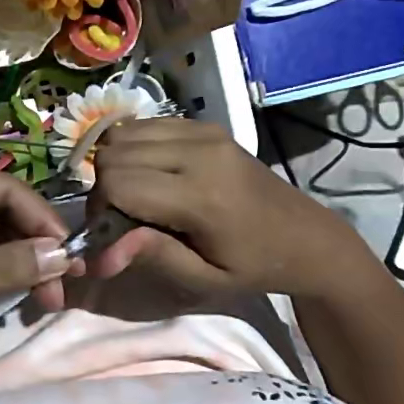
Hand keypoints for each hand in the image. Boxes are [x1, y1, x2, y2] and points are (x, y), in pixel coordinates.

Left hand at [0, 164, 81, 368]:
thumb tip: (62, 255)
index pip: (2, 188)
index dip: (41, 218)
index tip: (70, 254)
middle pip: (5, 208)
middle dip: (36, 244)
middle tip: (64, 283)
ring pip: (1, 232)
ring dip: (26, 262)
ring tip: (47, 298)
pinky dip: (7, 275)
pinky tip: (20, 299)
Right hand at [86, 119, 370, 296]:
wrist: (304, 236)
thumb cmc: (253, 266)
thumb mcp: (205, 279)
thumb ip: (154, 257)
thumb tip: (100, 254)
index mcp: (201, 196)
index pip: (117, 182)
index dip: (99, 208)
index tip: (111, 233)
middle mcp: (200, 152)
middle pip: (114, 152)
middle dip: (104, 186)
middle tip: (120, 215)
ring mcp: (204, 132)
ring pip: (124, 132)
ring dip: (116, 164)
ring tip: (135, 194)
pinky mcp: (207, 125)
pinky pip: (146, 124)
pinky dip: (134, 147)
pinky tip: (151, 174)